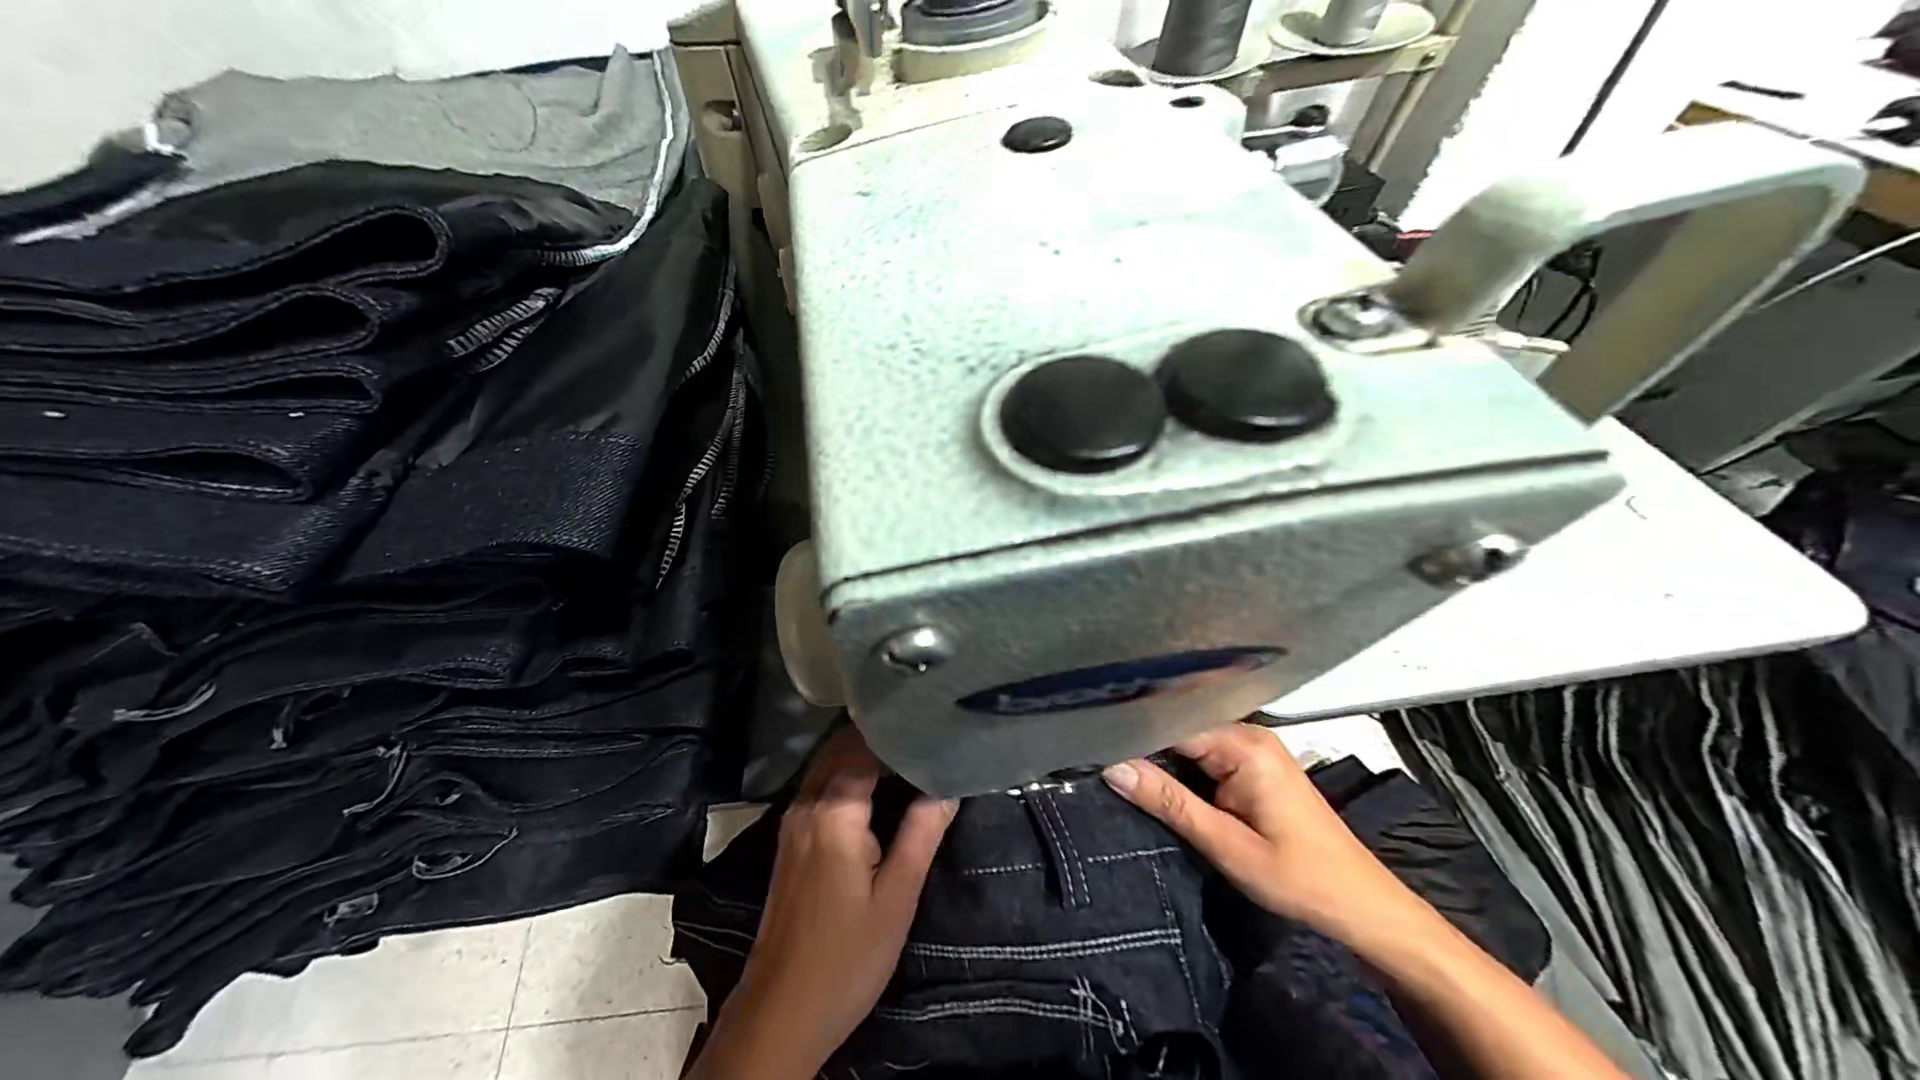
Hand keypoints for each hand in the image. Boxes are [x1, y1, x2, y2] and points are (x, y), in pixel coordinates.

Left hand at [692, 728, 956, 1079]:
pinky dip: (848, 774)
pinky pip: (820, 786)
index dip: (898, 734)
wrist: (782, 1010)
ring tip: (909, 754)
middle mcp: (806, 805)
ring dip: (863, 754)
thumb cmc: (847, 957)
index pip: (864, 747)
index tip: (933, 727)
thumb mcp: (898, 897)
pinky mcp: (790, 838)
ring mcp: (792, 821)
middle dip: (881, 736)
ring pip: (828, 764)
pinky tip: (878, 786)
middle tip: (926, 736)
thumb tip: (949, 785)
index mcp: (834, 812)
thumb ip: (923, 832)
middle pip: (841, 748)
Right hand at [1101, 722, 1425, 941]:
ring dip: (1159, 753)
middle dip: (1141, 740)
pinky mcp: (1255, 763)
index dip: (1132, 733)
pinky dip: (1180, 764)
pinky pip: (1206, 752)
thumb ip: (1169, 802)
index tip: (1091, 741)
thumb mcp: (1226, 845)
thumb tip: (1113, 767)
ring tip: (1112, 757)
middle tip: (1094, 750)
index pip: (1173, 723)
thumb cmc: (1299, 878)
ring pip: (1191, 739)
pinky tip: (1154, 773)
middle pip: (1180, 726)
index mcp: (1245, 746)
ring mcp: (1255, 747)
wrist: (1361, 904)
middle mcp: (1250, 734)